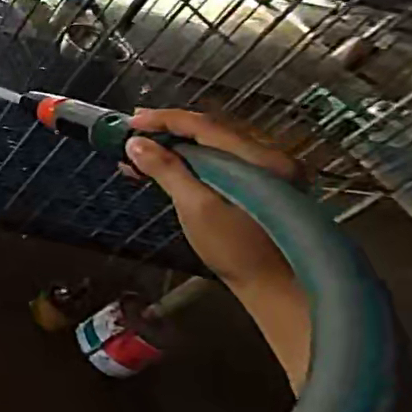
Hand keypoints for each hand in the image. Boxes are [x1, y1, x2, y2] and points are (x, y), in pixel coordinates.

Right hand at [118, 108, 300, 291]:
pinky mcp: (264, 186)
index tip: (131, 121)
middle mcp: (271, 158)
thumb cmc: (239, 253)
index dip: (164, 120)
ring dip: (176, 145)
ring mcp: (271, 172)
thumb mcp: (196, 208)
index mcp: (260, 160)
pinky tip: (168, 166)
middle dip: (168, 129)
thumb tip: (136, 143)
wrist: (280, 291)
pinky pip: (222, 160)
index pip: (204, 125)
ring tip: (142, 150)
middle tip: (132, 131)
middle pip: (210, 130)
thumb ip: (167, 170)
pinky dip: (191, 160)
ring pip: (214, 145)